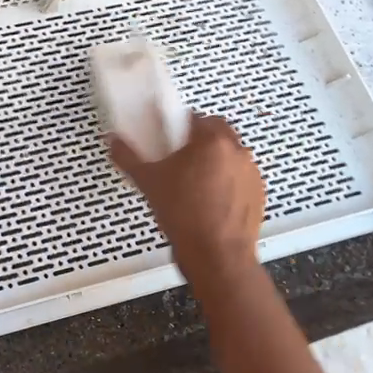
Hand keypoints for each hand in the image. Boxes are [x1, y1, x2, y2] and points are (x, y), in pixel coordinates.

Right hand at [109, 113, 265, 290]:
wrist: (216, 255)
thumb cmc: (186, 218)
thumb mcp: (146, 182)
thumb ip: (127, 156)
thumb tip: (115, 142)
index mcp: (211, 141)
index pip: (194, 117)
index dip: (177, 125)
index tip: (167, 137)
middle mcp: (236, 152)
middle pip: (216, 132)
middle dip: (197, 141)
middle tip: (178, 158)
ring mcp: (250, 173)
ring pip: (229, 155)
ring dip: (213, 161)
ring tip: (191, 182)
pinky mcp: (257, 194)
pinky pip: (239, 177)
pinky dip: (225, 182)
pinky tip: (206, 199)